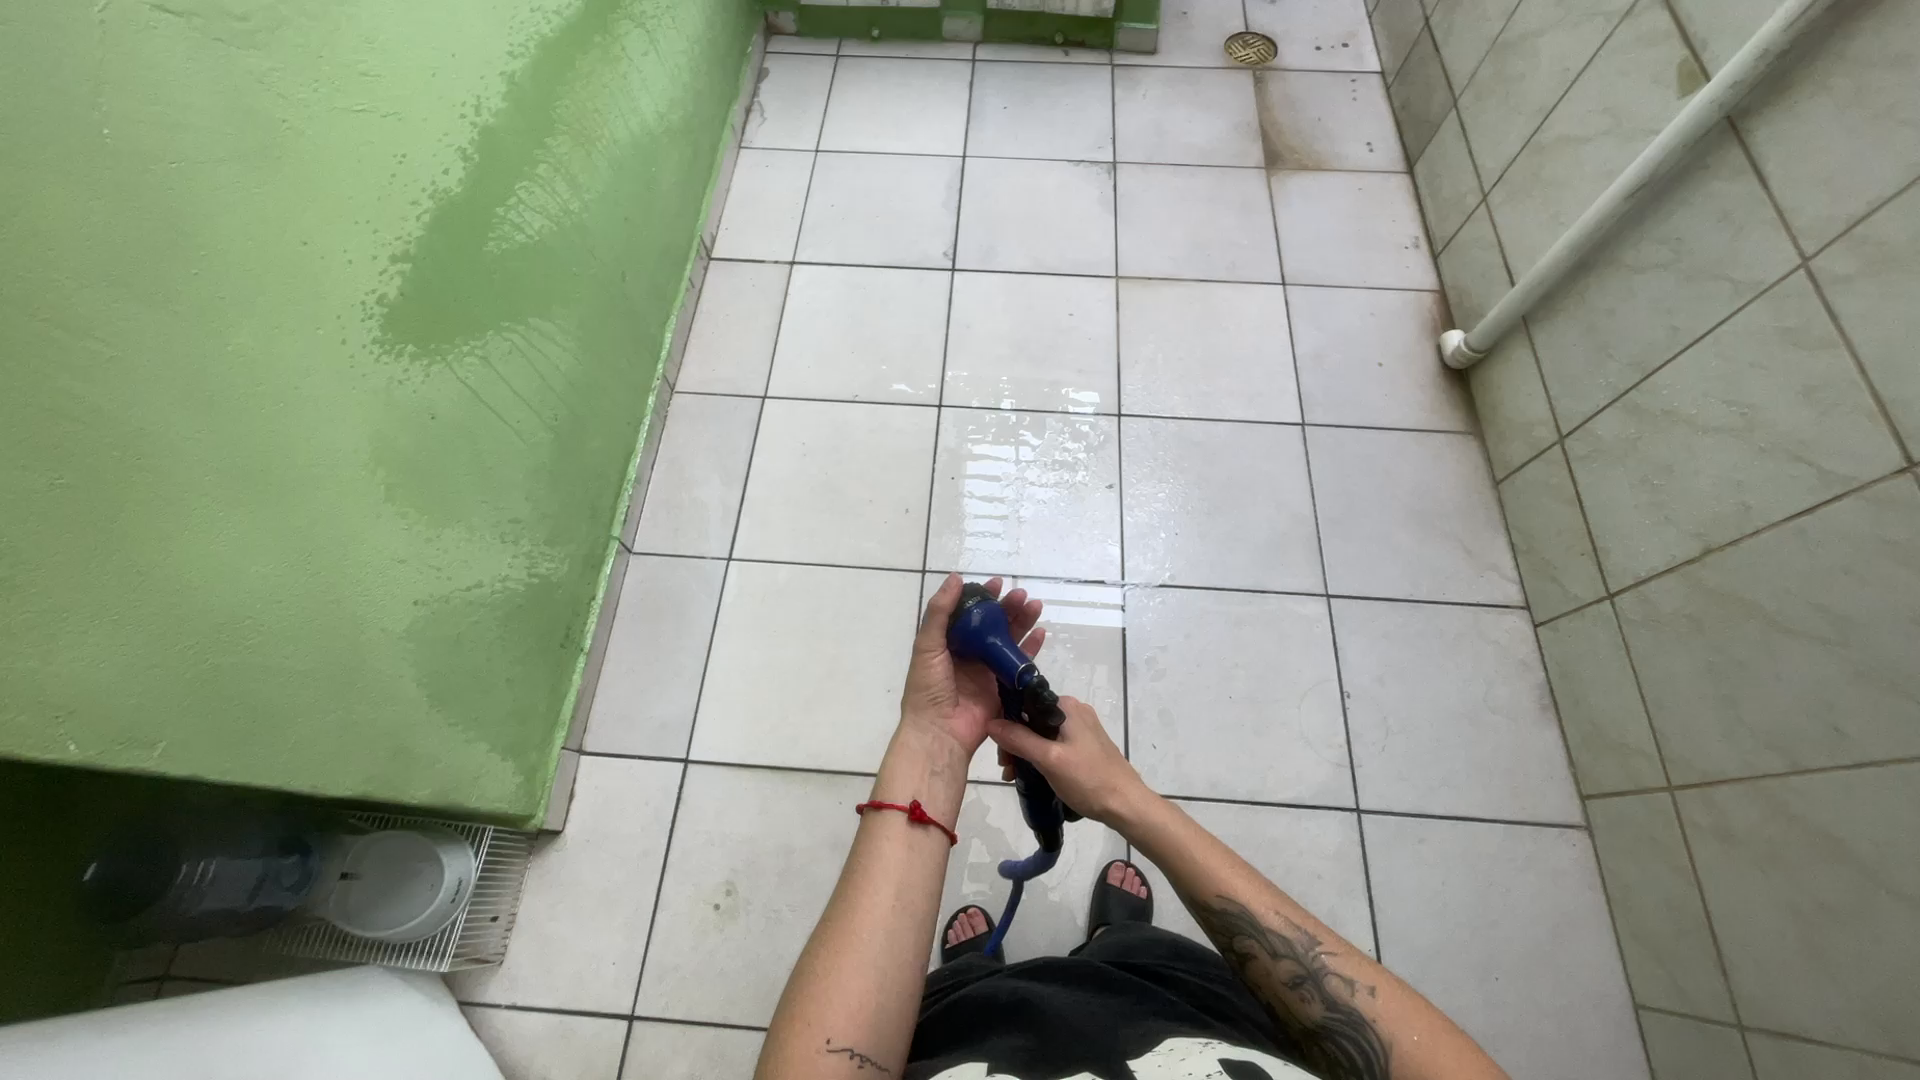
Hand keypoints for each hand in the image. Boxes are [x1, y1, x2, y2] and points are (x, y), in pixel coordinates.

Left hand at [899, 574, 1045, 758]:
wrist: (940, 733)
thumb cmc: (928, 688)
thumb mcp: (927, 645)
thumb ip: (939, 612)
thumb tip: (955, 578)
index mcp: (948, 644)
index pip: (968, 614)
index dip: (982, 598)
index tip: (996, 583)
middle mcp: (969, 655)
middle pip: (992, 625)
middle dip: (1007, 608)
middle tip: (1021, 594)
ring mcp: (987, 671)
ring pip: (1009, 640)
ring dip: (1022, 622)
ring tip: (1035, 605)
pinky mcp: (1003, 688)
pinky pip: (1020, 664)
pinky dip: (1031, 648)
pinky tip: (1040, 633)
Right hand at [986, 697, 1150, 826]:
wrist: (1125, 804)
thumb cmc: (1088, 779)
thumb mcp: (1049, 759)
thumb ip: (1019, 739)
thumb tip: (990, 722)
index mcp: (1066, 706)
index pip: (1026, 703)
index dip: (1007, 723)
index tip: (999, 749)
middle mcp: (1074, 711)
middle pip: (1032, 720)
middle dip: (1015, 742)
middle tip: (1007, 769)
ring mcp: (1081, 728)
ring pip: (1042, 733)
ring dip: (1025, 752)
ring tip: (1015, 776)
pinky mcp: (1085, 744)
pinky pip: (1054, 744)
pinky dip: (1040, 756)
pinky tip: (1032, 774)